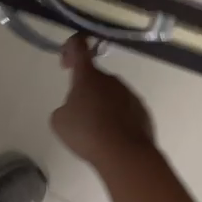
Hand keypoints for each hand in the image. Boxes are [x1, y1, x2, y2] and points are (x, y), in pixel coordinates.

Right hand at [51, 36, 156, 169]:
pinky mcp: (143, 111)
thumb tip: (76, 108)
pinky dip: (116, 118)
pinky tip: (111, 137)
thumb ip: (65, 107)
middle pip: (94, 77)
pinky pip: (125, 110)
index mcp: (88, 76)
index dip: (70, 48)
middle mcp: (111, 79)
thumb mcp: (59, 120)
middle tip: (77, 114)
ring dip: (101, 105)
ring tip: (95, 130)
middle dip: (85, 91)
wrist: (124, 154)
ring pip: (110, 94)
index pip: (78, 47)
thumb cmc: (86, 132)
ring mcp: (130, 94)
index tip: (65, 63)